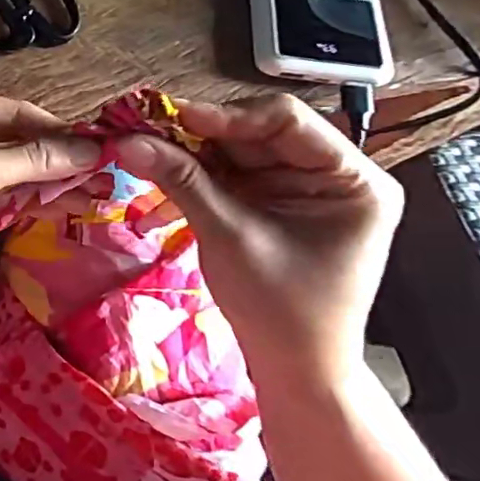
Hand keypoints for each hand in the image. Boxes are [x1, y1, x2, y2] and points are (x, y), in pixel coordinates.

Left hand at [0, 94, 102, 277]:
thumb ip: (34, 158)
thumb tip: (90, 149)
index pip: (19, 113)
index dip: (59, 131)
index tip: (99, 148)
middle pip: (25, 140)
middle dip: (63, 159)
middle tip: (108, 175)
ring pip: (23, 168)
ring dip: (57, 182)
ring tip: (101, 193)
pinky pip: (12, 191)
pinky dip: (40, 198)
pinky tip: (72, 205)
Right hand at [109, 93, 402, 390]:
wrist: (294, 365)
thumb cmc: (282, 308)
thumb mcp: (230, 237)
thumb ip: (182, 180)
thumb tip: (128, 140)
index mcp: (352, 180)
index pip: (286, 121)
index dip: (224, 115)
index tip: (169, 117)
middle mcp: (328, 174)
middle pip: (253, 132)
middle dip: (196, 134)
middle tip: (142, 132)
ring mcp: (296, 186)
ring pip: (232, 149)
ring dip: (186, 153)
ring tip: (141, 153)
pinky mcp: (267, 199)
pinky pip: (224, 171)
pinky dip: (189, 174)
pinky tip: (158, 177)